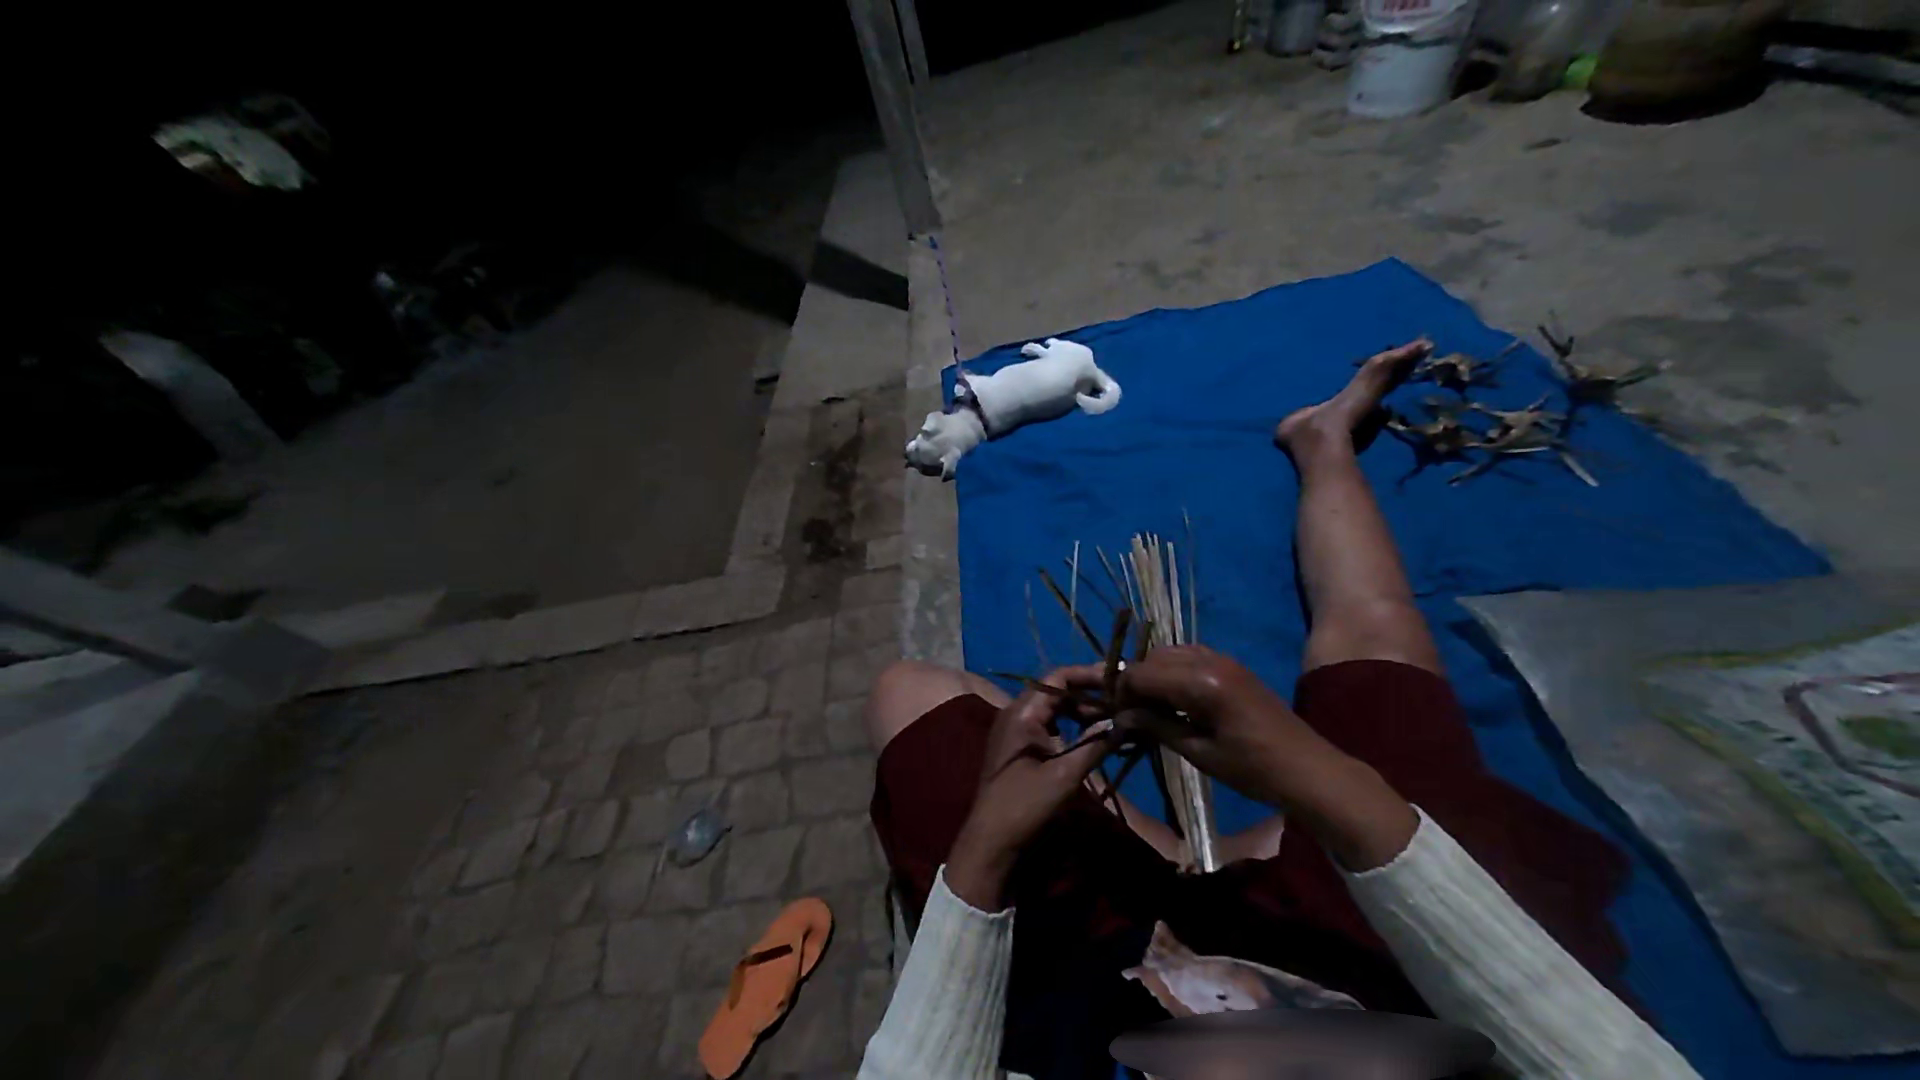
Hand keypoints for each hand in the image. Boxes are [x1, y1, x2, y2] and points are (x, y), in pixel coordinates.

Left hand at [945, 670, 1116, 910]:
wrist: (991, 839)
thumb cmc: (1024, 804)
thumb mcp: (1065, 774)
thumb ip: (1095, 744)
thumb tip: (1124, 720)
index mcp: (1022, 712)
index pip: (1058, 678)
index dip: (1089, 675)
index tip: (1119, 678)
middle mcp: (1016, 713)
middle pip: (1056, 690)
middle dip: (1090, 692)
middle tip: (1123, 699)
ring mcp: (1015, 729)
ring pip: (1053, 707)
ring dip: (1082, 709)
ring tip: (1114, 715)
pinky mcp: (1019, 746)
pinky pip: (1048, 723)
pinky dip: (1071, 724)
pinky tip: (1091, 733)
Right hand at [1079, 645, 1315, 804]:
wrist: (1307, 769)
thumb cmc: (1252, 769)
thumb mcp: (1199, 752)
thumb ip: (1157, 726)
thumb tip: (1121, 716)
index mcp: (1200, 683)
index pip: (1142, 673)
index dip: (1122, 691)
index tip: (1114, 713)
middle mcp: (1208, 661)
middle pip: (1153, 657)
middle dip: (1135, 680)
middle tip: (1129, 711)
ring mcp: (1222, 659)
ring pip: (1170, 652)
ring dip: (1154, 672)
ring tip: (1149, 704)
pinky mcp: (1231, 665)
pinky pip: (1190, 655)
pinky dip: (1173, 669)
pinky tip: (1174, 696)